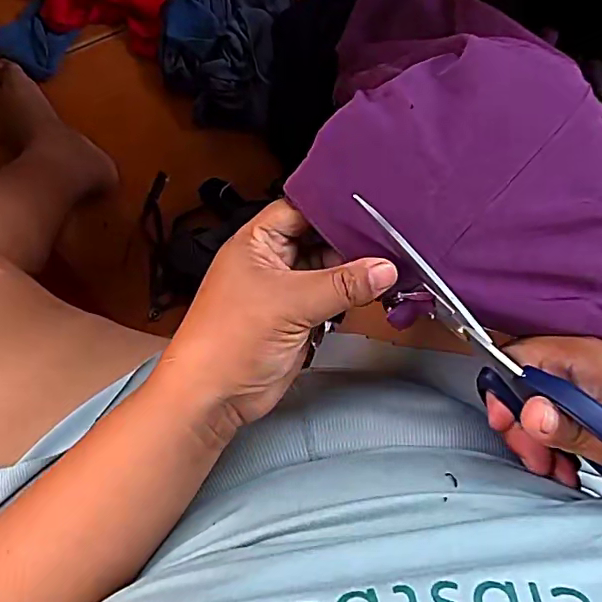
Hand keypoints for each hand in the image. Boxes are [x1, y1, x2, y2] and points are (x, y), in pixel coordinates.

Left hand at [159, 200, 396, 443]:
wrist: (215, 395)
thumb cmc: (226, 341)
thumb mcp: (292, 302)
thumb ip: (344, 284)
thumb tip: (383, 269)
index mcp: (256, 242)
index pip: (300, 208)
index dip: (332, 206)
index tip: (369, 207)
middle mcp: (271, 262)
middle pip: (320, 239)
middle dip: (351, 242)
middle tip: (387, 242)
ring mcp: (286, 290)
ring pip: (329, 271)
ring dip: (354, 273)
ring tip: (387, 268)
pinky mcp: (299, 317)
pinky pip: (332, 299)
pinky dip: (351, 298)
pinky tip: (373, 293)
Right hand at [482, 336, 601, 498]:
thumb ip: (567, 423)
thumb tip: (526, 413)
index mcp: (585, 356)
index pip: (522, 357)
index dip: (506, 388)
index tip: (507, 424)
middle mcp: (585, 369)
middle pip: (528, 389)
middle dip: (524, 426)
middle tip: (536, 458)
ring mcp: (594, 394)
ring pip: (544, 413)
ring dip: (541, 444)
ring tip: (557, 471)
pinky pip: (565, 428)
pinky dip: (559, 451)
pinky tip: (570, 471)